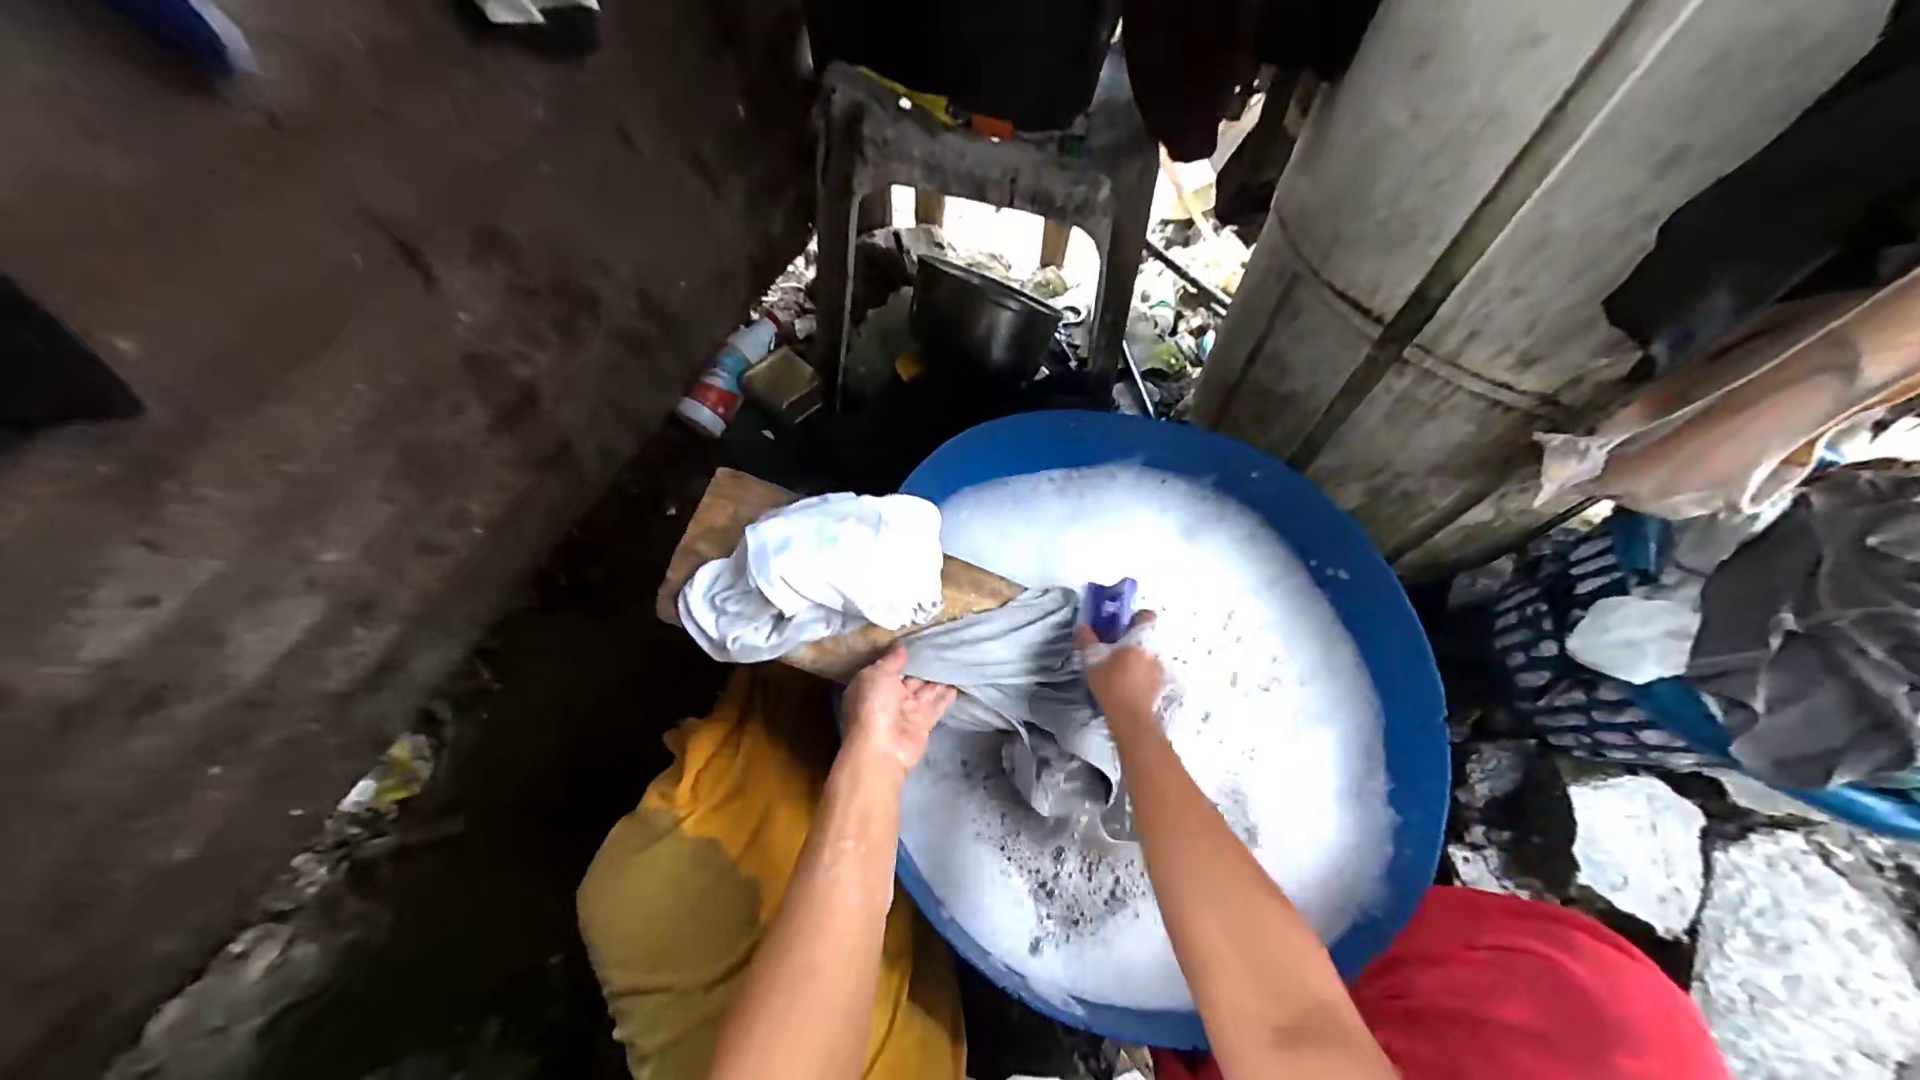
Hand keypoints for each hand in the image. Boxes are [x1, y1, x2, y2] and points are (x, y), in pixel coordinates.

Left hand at [841, 645, 956, 776]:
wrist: (881, 750)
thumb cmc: (873, 706)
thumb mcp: (877, 675)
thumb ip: (892, 660)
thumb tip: (901, 647)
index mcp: (872, 685)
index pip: (889, 667)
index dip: (902, 656)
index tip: (919, 640)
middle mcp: (888, 697)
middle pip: (909, 678)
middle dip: (923, 665)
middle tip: (943, 646)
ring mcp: (906, 711)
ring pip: (925, 691)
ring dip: (938, 678)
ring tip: (954, 660)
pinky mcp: (922, 723)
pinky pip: (936, 705)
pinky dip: (946, 695)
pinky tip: (957, 682)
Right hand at [1076, 610, 1163, 725]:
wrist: (1129, 716)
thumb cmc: (1112, 682)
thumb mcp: (1093, 659)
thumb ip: (1087, 640)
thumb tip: (1081, 626)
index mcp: (1141, 639)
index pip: (1147, 616)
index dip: (1136, 617)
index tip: (1122, 625)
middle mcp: (1154, 651)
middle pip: (1144, 638)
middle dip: (1130, 641)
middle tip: (1113, 649)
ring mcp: (1158, 669)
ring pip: (1147, 656)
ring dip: (1135, 659)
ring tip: (1118, 669)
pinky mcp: (1158, 686)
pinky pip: (1148, 673)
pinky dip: (1139, 675)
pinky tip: (1125, 684)